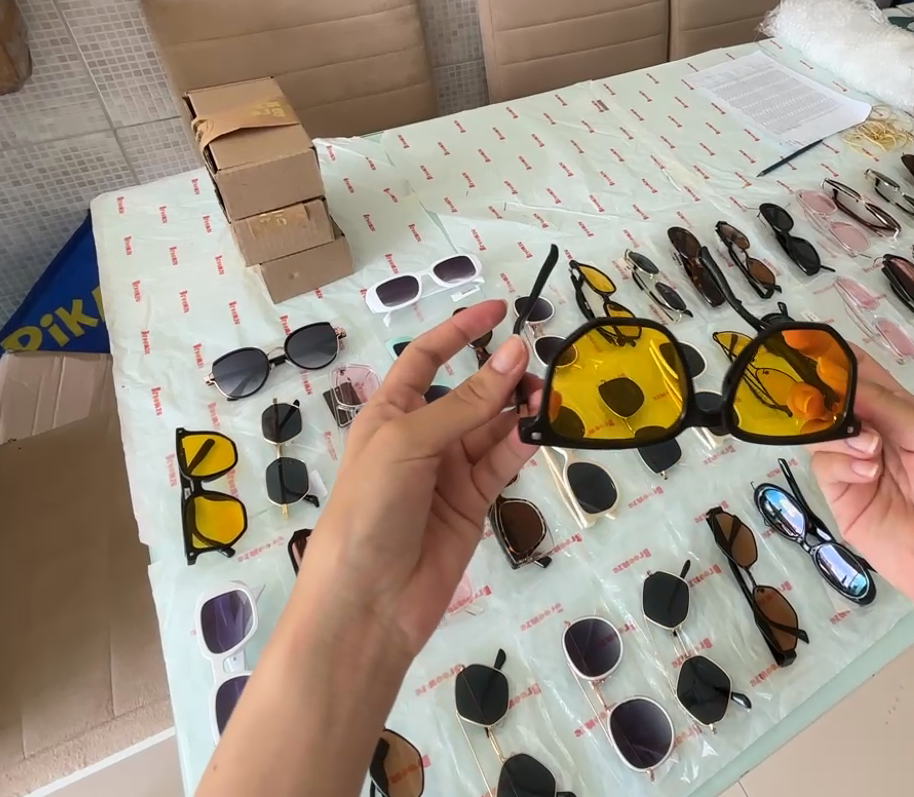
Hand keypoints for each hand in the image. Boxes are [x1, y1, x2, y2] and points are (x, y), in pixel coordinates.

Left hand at [297, 301, 537, 656]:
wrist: (366, 606)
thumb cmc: (370, 510)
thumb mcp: (410, 444)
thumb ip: (466, 402)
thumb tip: (515, 351)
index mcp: (391, 413)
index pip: (427, 357)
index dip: (460, 330)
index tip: (500, 308)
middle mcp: (422, 436)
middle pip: (469, 392)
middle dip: (501, 376)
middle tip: (537, 369)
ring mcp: (449, 470)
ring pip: (493, 426)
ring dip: (519, 410)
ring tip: (547, 400)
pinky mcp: (473, 501)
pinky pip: (502, 461)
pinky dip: (521, 444)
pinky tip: (539, 431)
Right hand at [810, 349, 913, 631]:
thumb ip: (885, 406)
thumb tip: (839, 381)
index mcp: (902, 414)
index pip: (862, 377)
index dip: (837, 360)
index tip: (810, 345)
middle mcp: (873, 435)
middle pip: (833, 403)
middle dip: (825, 394)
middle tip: (821, 393)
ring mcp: (854, 467)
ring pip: (822, 433)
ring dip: (839, 432)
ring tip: (869, 448)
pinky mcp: (842, 498)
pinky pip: (825, 466)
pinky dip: (841, 462)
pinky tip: (867, 471)